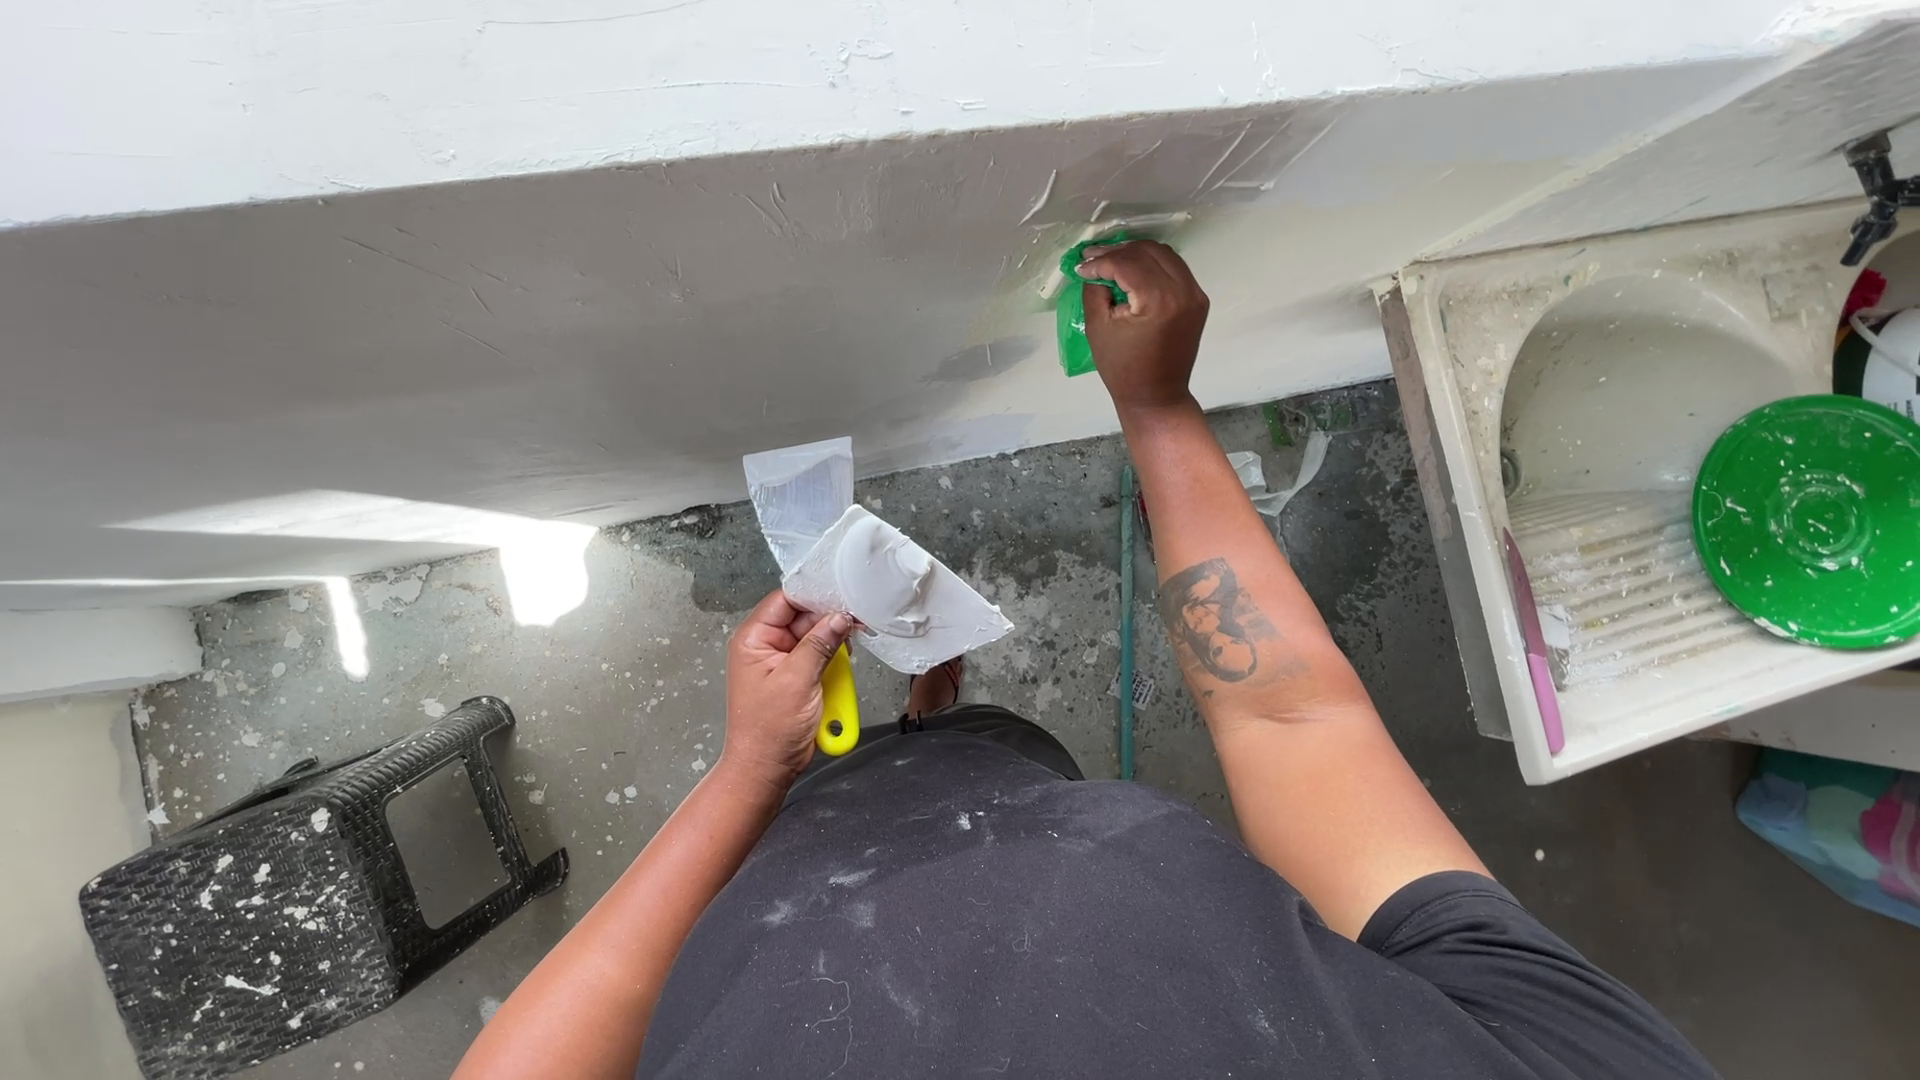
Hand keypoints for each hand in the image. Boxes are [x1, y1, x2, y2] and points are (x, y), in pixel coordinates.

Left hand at [722, 590, 853, 786]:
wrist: (767, 769)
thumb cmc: (767, 732)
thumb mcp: (796, 681)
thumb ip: (820, 644)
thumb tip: (839, 618)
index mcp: (754, 639)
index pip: (785, 600)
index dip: (813, 595)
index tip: (840, 594)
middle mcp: (766, 646)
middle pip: (804, 617)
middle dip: (829, 621)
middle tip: (855, 621)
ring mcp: (783, 661)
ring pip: (816, 637)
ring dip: (834, 644)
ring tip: (848, 651)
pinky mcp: (798, 676)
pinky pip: (821, 657)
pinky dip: (835, 661)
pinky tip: (844, 666)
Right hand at [1079, 240, 1209, 415]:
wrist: (1156, 396)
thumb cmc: (1122, 369)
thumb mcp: (1098, 328)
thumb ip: (1095, 291)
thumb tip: (1094, 270)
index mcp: (1158, 300)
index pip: (1127, 263)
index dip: (1101, 261)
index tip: (1081, 267)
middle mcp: (1183, 291)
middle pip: (1148, 252)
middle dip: (1118, 251)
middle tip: (1093, 258)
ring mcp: (1195, 294)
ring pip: (1164, 255)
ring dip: (1137, 253)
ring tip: (1112, 261)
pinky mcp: (1198, 300)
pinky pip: (1175, 269)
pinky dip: (1153, 265)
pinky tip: (1134, 271)